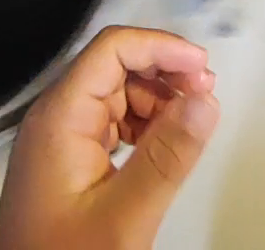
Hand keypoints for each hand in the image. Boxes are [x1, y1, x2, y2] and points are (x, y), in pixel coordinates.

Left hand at [0, 26, 220, 249]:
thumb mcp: (124, 216)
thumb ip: (167, 156)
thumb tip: (208, 100)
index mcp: (61, 113)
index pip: (112, 48)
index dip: (161, 47)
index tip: (203, 69)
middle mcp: (56, 113)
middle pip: (115, 65)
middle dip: (164, 71)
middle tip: (206, 95)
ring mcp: (60, 135)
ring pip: (116, 91)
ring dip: (158, 98)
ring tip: (191, 123)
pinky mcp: (68, 157)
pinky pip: (111, 121)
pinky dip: (143, 124)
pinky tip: (165, 144)